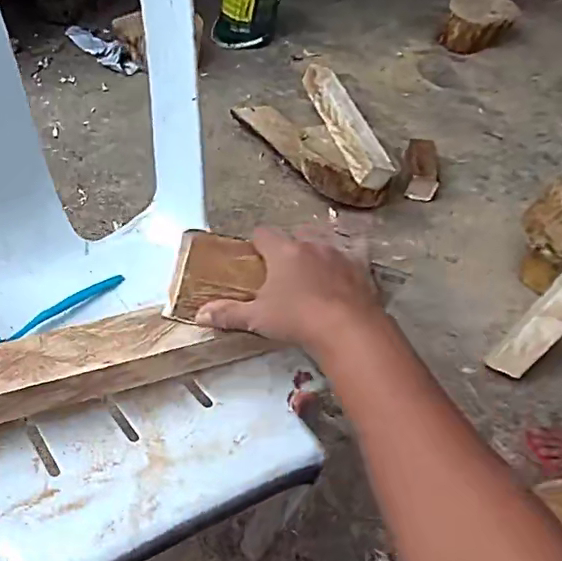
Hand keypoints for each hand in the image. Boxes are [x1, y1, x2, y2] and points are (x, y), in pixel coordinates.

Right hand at [195, 226, 383, 352]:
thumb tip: (200, 314)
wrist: (348, 327)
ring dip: (318, 252)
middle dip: (290, 246)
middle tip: (284, 271)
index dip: (257, 243)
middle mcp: (312, 244)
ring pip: (326, 242)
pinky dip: (348, 262)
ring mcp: (339, 254)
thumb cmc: (297, 318)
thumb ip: (229, 313)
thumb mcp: (258, 319)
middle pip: (296, 234)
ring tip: (313, 273)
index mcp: (283, 251)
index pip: (263, 233)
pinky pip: (354, 255)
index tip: (255, 257)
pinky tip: (345, 276)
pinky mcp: (362, 268)